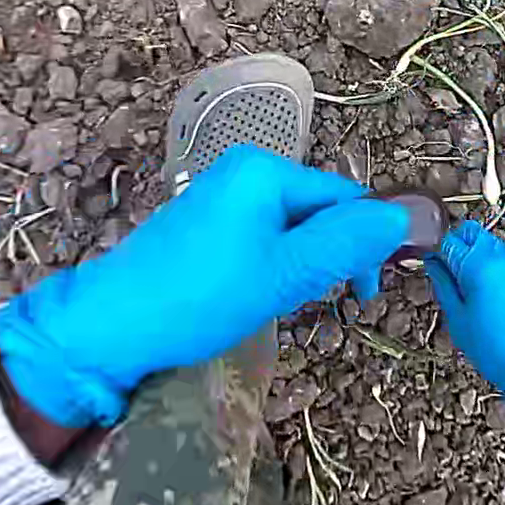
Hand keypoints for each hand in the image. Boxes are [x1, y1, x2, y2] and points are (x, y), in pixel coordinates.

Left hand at [0, 145, 408, 426]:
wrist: (103, 333)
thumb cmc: (198, 298)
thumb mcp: (283, 273)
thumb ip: (345, 243)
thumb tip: (402, 217)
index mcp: (265, 172)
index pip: (343, 199)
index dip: (365, 241)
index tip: (365, 289)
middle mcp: (249, 173)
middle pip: (321, 211)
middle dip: (331, 255)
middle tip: (321, 298)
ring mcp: (229, 196)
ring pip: (298, 227)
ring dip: (307, 264)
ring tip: (288, 298)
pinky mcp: (216, 222)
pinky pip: (270, 235)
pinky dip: (281, 264)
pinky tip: (268, 291)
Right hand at [427, 221, 504, 406]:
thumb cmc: (496, 350)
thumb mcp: (458, 320)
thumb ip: (444, 284)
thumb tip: (433, 262)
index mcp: (480, 267)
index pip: (451, 241)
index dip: (440, 252)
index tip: (437, 264)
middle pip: (475, 235)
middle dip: (462, 249)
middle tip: (458, 275)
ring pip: (496, 248)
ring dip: (485, 261)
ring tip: (483, 294)